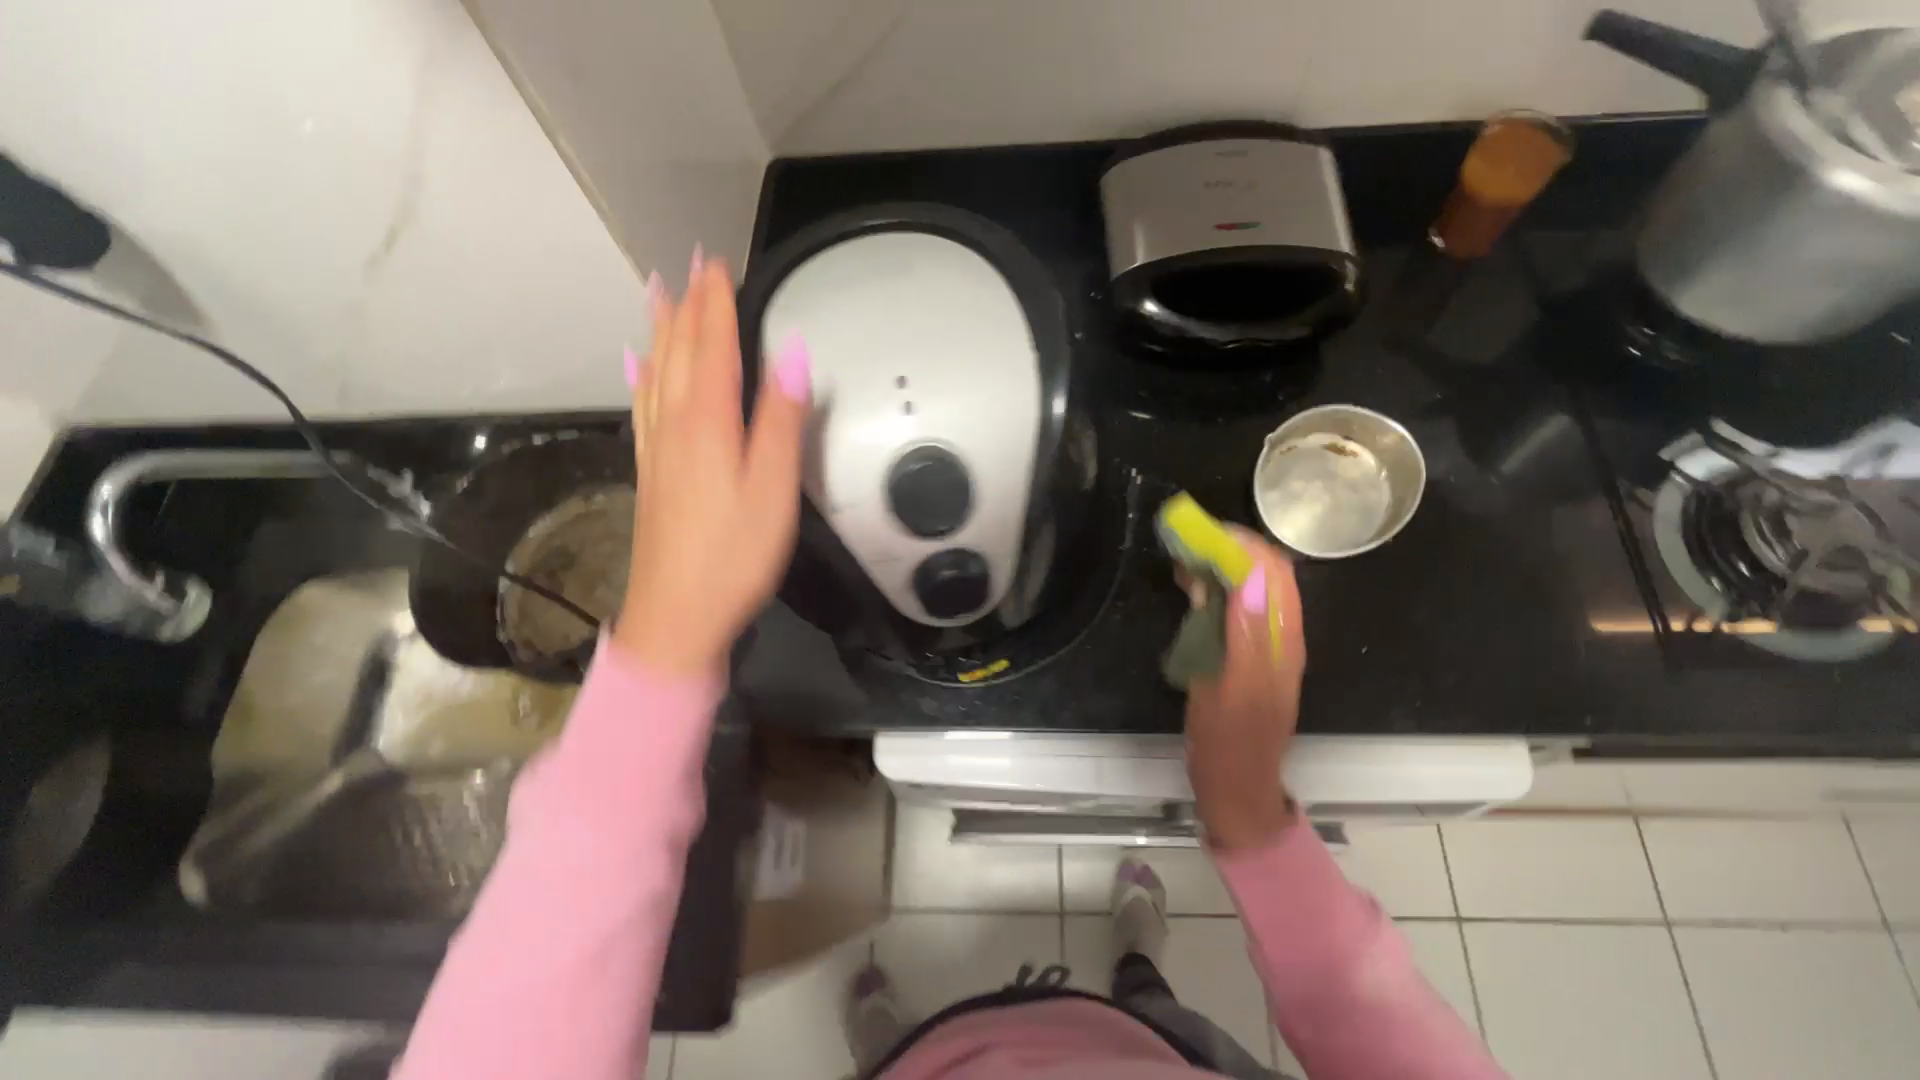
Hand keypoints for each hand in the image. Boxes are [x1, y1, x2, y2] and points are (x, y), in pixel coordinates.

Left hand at [613, 251, 811, 674]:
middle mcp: (674, 425)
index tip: (717, 261)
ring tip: (658, 294)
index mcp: (707, 423)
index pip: (712, 347)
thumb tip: (793, 352)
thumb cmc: (734, 556)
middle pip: (679, 352)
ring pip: (655, 373)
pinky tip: (637, 366)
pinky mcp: (651, 473)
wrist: (676, 615)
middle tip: (689, 264)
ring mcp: (657, 449)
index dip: (716, 303)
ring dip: (660, 331)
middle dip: (687, 305)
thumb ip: (781, 419)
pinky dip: (641, 376)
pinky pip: (643, 407)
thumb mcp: (773, 489)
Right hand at [1183, 530, 1306, 850]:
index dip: (1242, 544)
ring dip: (1221, 566)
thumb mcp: (1231, 689)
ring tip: (1184, 560)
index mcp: (1279, 639)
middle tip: (1187, 543)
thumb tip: (1247, 579)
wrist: (1236, 787)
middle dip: (1230, 549)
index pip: (1273, 571)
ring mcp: (1263, 645)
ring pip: (1250, 587)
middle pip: (1265, 573)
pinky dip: (1216, 590)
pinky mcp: (1247, 655)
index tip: (1201, 532)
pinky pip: (1237, 608)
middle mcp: (1278, 635)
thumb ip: (1241, 634)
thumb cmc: (1230, 742)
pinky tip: (1191, 590)